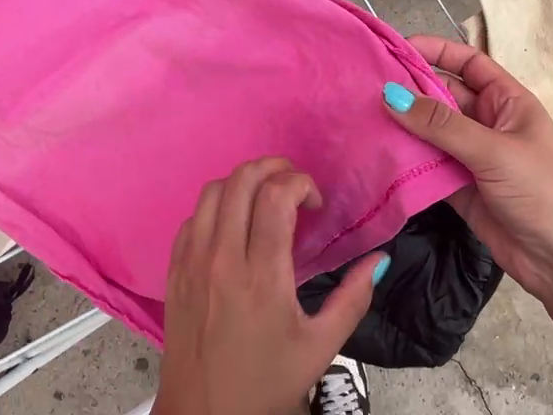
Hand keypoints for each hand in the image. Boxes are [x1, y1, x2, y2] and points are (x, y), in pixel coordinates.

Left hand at [154, 158, 385, 414]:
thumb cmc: (264, 384)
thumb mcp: (320, 348)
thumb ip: (353, 299)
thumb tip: (379, 258)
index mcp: (262, 276)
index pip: (276, 196)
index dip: (301, 183)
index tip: (315, 203)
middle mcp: (222, 258)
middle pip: (242, 179)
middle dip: (274, 168)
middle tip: (294, 186)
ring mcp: (192, 260)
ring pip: (212, 189)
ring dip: (243, 182)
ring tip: (265, 198)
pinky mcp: (174, 268)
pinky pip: (192, 215)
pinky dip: (216, 205)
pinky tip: (234, 224)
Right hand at [383, 35, 552, 298]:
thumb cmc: (545, 193)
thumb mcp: (494, 151)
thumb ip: (441, 124)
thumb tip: (391, 95)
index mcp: (508, 101)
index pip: (468, 62)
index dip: (435, 52)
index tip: (396, 48)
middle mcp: (488, 123)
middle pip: (443, 95)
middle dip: (410, 89)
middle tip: (366, 84)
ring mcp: (472, 156)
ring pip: (430, 131)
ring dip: (403, 125)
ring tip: (362, 114)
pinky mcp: (459, 188)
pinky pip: (426, 165)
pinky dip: (405, 159)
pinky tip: (377, 151)